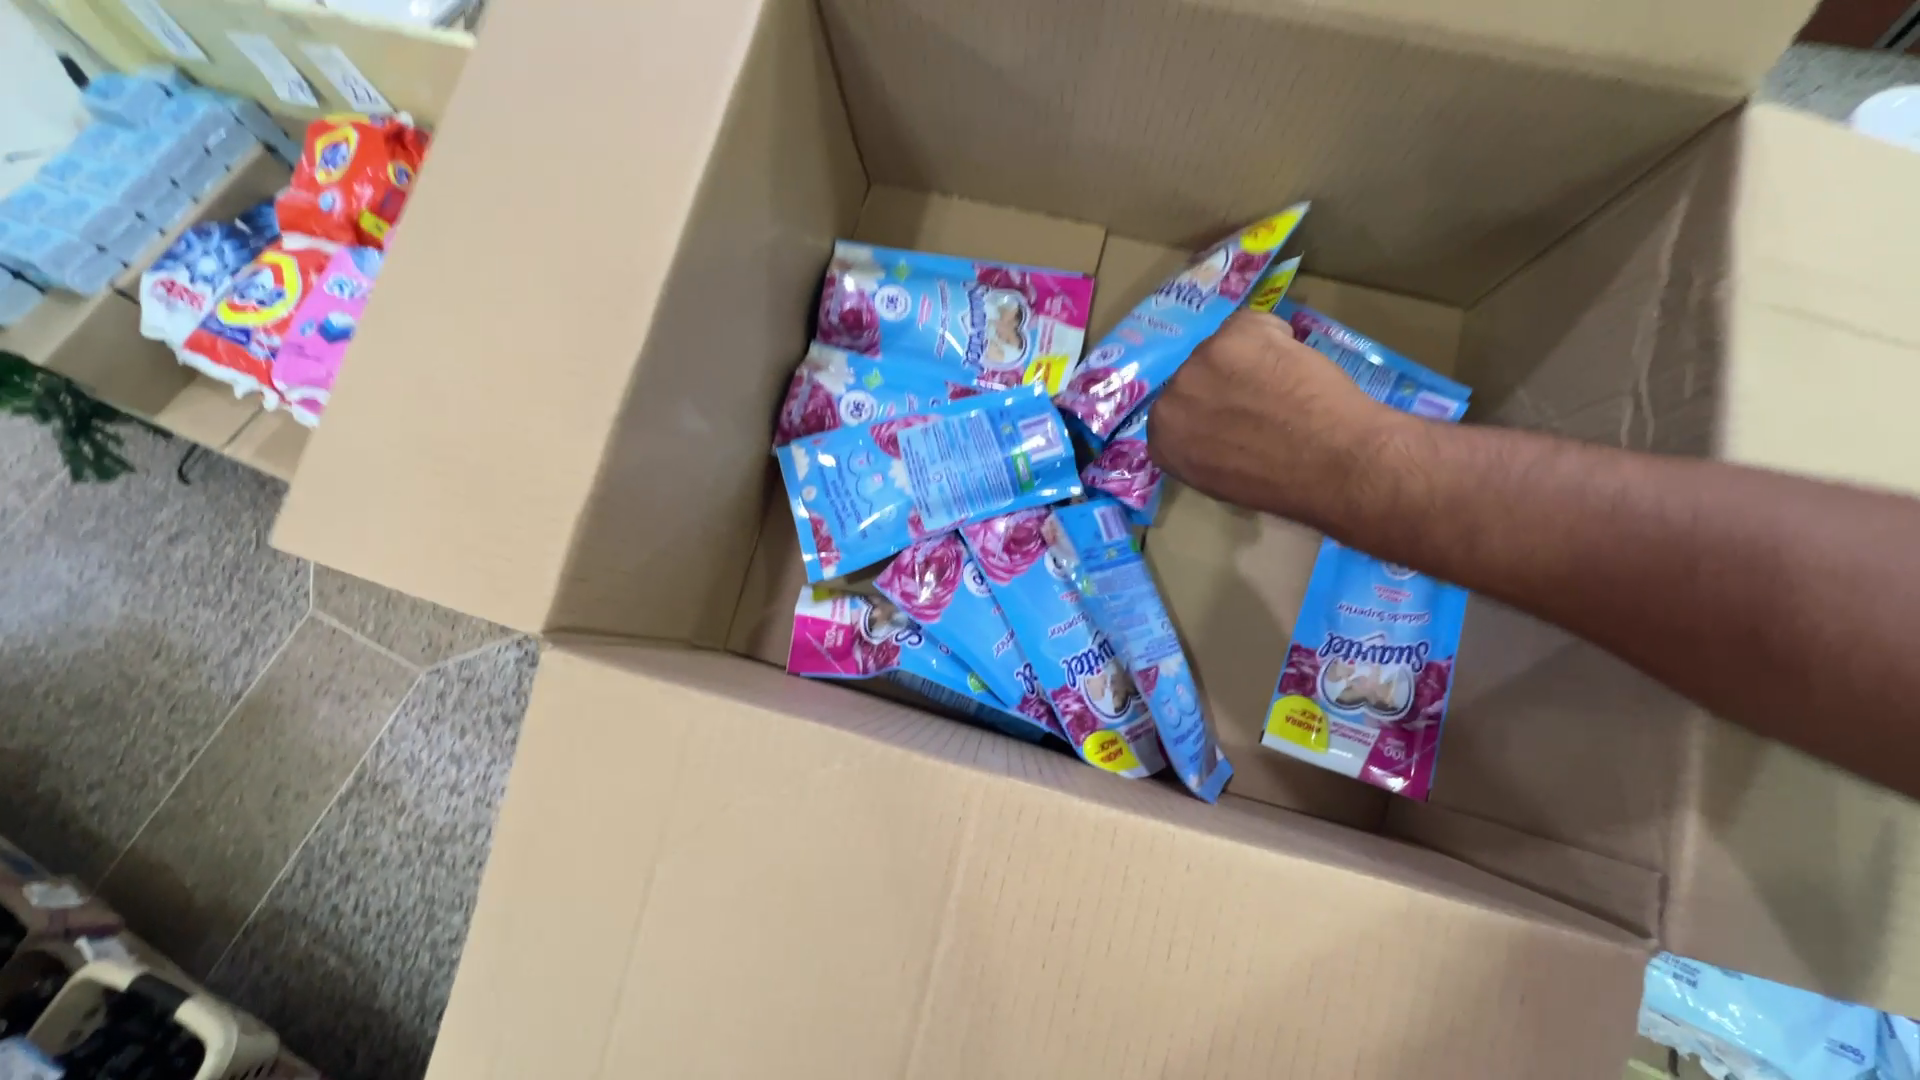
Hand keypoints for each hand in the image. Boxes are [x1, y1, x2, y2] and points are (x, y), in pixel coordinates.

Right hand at [1148, 310, 1407, 529]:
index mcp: (1163, 439)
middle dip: (1222, 383)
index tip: (1232, 418)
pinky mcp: (1235, 334)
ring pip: (1224, 348)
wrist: (1331, 463)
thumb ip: (1200, 445)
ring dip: (1249, 360)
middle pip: (1195, 375)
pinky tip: (1295, 367)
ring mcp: (1200, 362)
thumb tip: (1214, 426)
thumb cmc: (1282, 485)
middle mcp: (1170, 398)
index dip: (1207, 409)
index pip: (1176, 411)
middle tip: (1260, 402)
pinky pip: (1253, 324)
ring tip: (1283, 386)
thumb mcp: (1220, 478)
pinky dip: (1276, 338)